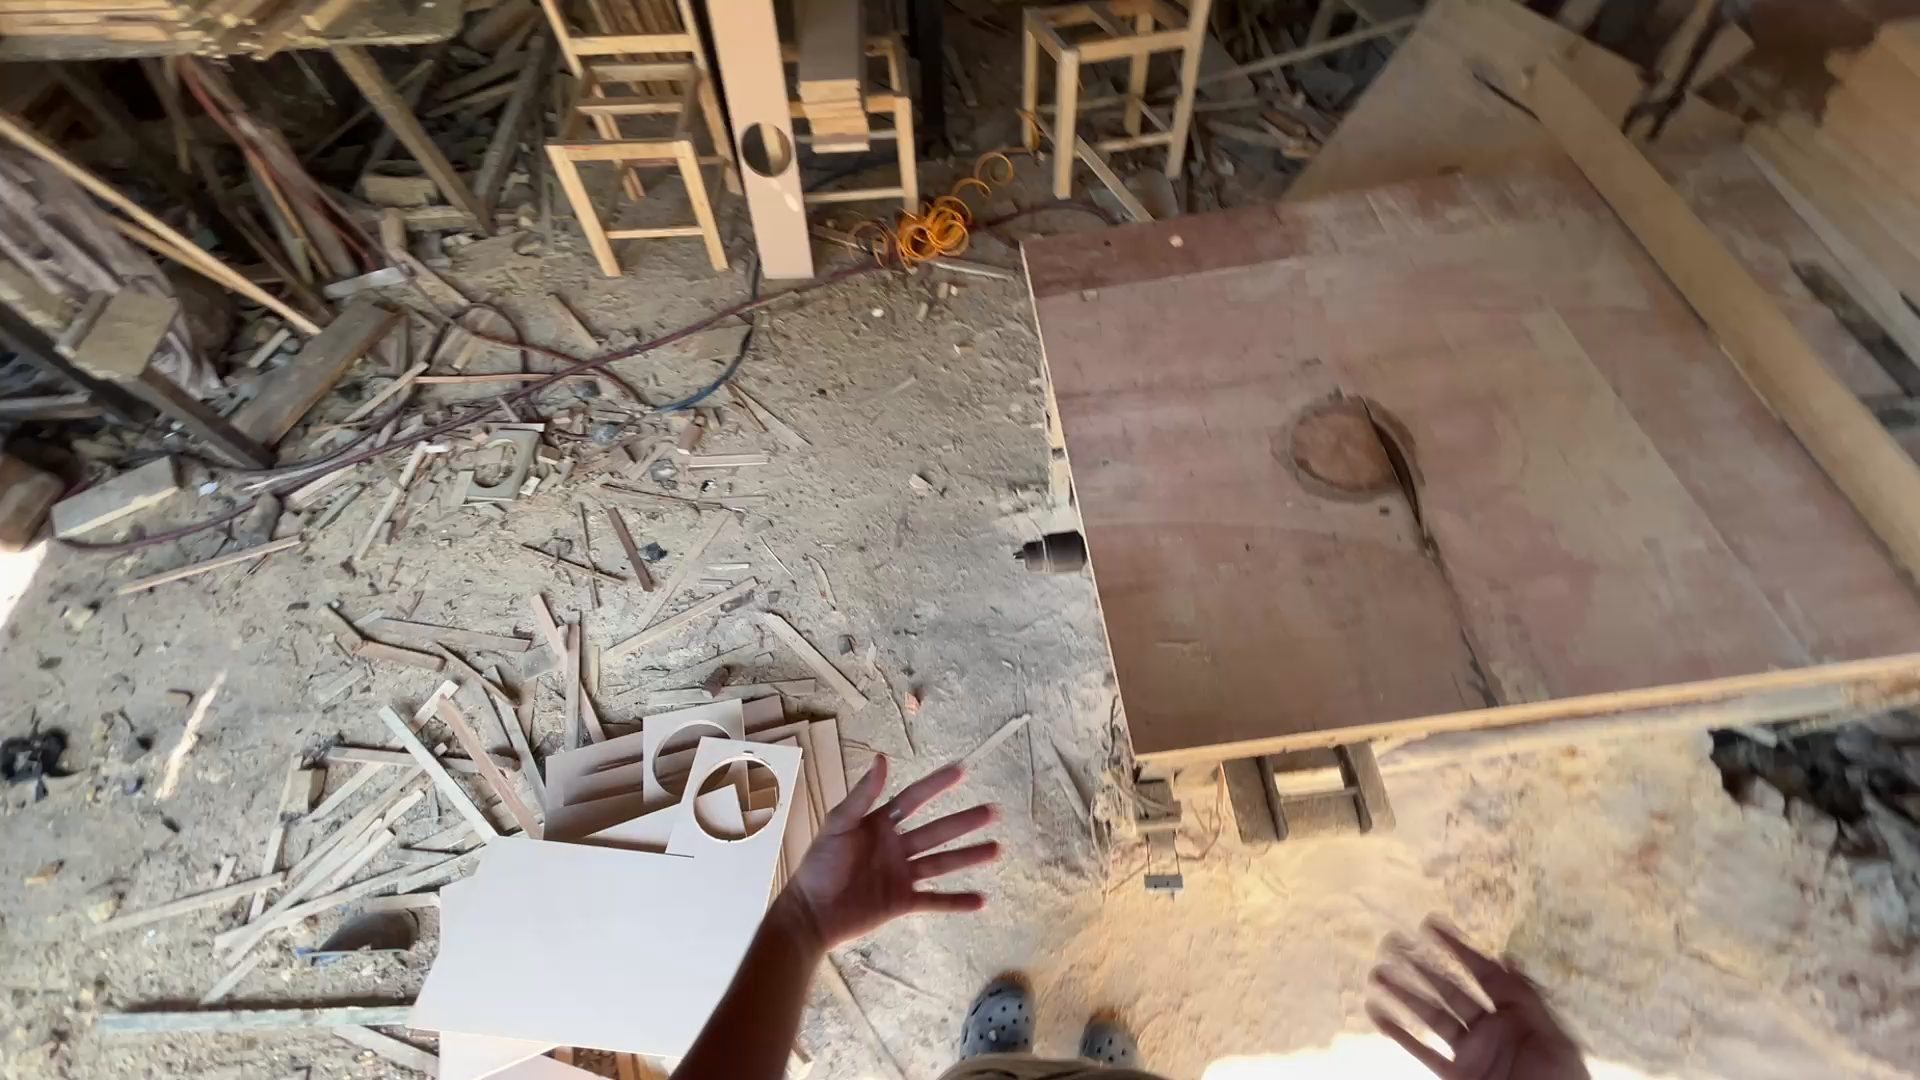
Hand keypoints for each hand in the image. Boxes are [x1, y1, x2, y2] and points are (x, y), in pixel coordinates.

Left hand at [783, 756, 999, 949]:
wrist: (809, 914)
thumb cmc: (819, 865)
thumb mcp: (838, 824)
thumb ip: (862, 795)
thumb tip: (881, 758)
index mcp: (881, 824)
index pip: (914, 799)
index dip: (936, 784)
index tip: (961, 770)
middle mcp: (897, 846)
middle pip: (937, 831)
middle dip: (965, 821)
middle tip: (993, 811)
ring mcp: (902, 875)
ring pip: (942, 862)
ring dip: (969, 856)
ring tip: (997, 849)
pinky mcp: (902, 902)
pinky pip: (935, 900)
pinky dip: (957, 901)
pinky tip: (981, 899)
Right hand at [1368, 919, 1588, 1079]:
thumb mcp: (1558, 1047)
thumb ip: (1532, 1004)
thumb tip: (1506, 956)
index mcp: (1516, 1019)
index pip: (1482, 975)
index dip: (1457, 948)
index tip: (1430, 923)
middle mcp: (1488, 1031)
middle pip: (1447, 990)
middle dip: (1418, 964)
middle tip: (1391, 941)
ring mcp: (1470, 1054)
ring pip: (1429, 1016)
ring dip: (1402, 994)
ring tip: (1377, 975)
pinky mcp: (1455, 1077)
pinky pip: (1422, 1051)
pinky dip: (1399, 1033)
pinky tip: (1377, 1014)